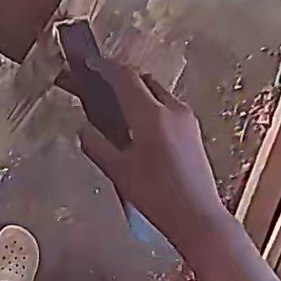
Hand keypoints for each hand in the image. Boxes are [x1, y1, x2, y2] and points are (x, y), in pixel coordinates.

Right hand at [77, 61, 234, 251]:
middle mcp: (172, 109)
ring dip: (134, 91)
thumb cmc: (155, 196)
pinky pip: (166, 106)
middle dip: (119, 78)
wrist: (196, 216)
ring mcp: (186, 118)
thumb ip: (96, 144)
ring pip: (156, 92)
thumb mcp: (118, 171)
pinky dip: (147, 105)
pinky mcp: (192, 130)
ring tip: (113, 105)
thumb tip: (83, 127)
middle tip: (96, 85)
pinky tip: (135, 124)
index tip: (87, 64)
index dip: (104, 68)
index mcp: (151, 116)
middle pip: (142, 80)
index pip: (125, 78)